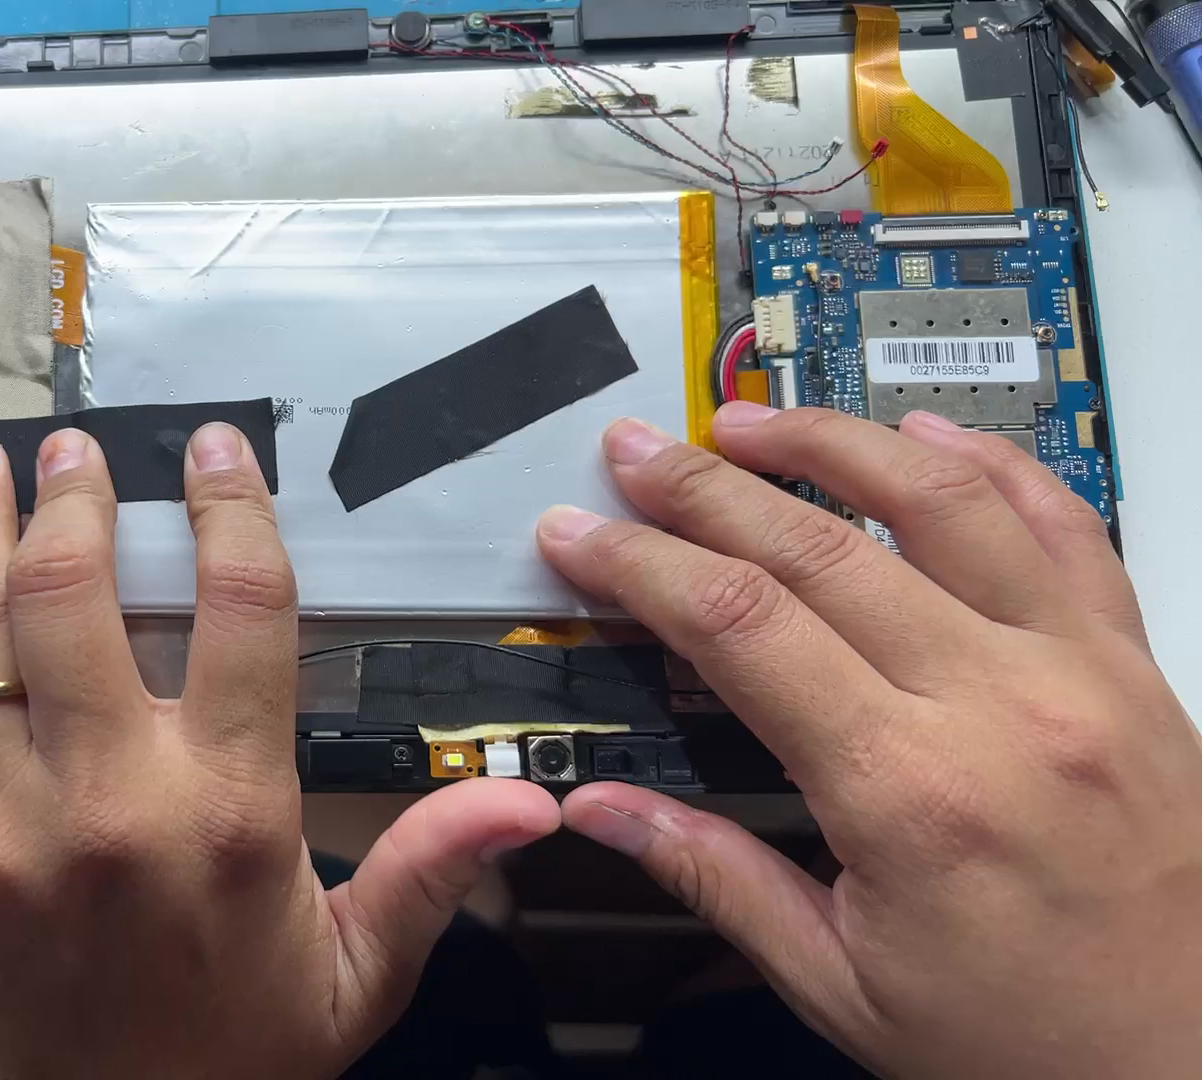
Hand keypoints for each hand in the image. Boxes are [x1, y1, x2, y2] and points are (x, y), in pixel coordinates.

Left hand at [0, 425, 559, 1078]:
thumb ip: (431, 869)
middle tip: (76, 450)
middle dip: (77, 502)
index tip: (214, 451)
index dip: (230, 510)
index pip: (240, 612)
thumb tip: (526, 805)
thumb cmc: (232, 1045)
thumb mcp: (356, 974)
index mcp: (226, 813)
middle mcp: (104, 799)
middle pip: (76, 597)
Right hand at [537, 404, 1201, 1077]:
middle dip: (701, 487)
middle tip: (632, 448)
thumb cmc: (1026, 1048)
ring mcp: (1085, 674)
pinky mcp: (1136, 668)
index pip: (735, 626)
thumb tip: (591, 807)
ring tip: (745, 420)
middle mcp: (1002, 707)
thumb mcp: (836, 981)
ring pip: (944, 507)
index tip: (576, 532)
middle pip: (815, 550)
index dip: (638, 563)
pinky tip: (922, 431)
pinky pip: (1070, 530)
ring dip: (829, 444)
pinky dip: (991, 464)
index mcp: (908, 791)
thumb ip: (705, 872)